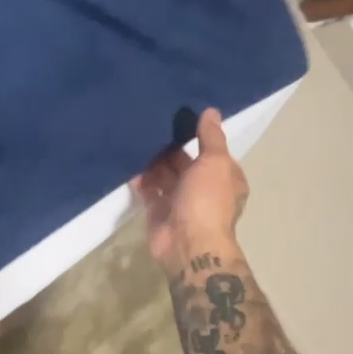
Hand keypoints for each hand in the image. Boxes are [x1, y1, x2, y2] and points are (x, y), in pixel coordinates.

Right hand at [132, 108, 247, 276]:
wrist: (187, 242)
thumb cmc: (207, 200)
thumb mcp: (214, 163)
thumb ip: (211, 137)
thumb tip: (211, 111)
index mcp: (224, 178)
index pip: (211, 151)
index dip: (197, 136)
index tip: (177, 117)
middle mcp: (204, 188)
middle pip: (185, 162)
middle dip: (169, 148)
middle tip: (148, 126)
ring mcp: (180, 200)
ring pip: (165, 175)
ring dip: (152, 162)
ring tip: (134, 141)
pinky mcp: (159, 210)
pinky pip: (148, 190)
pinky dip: (140, 179)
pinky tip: (128, 164)